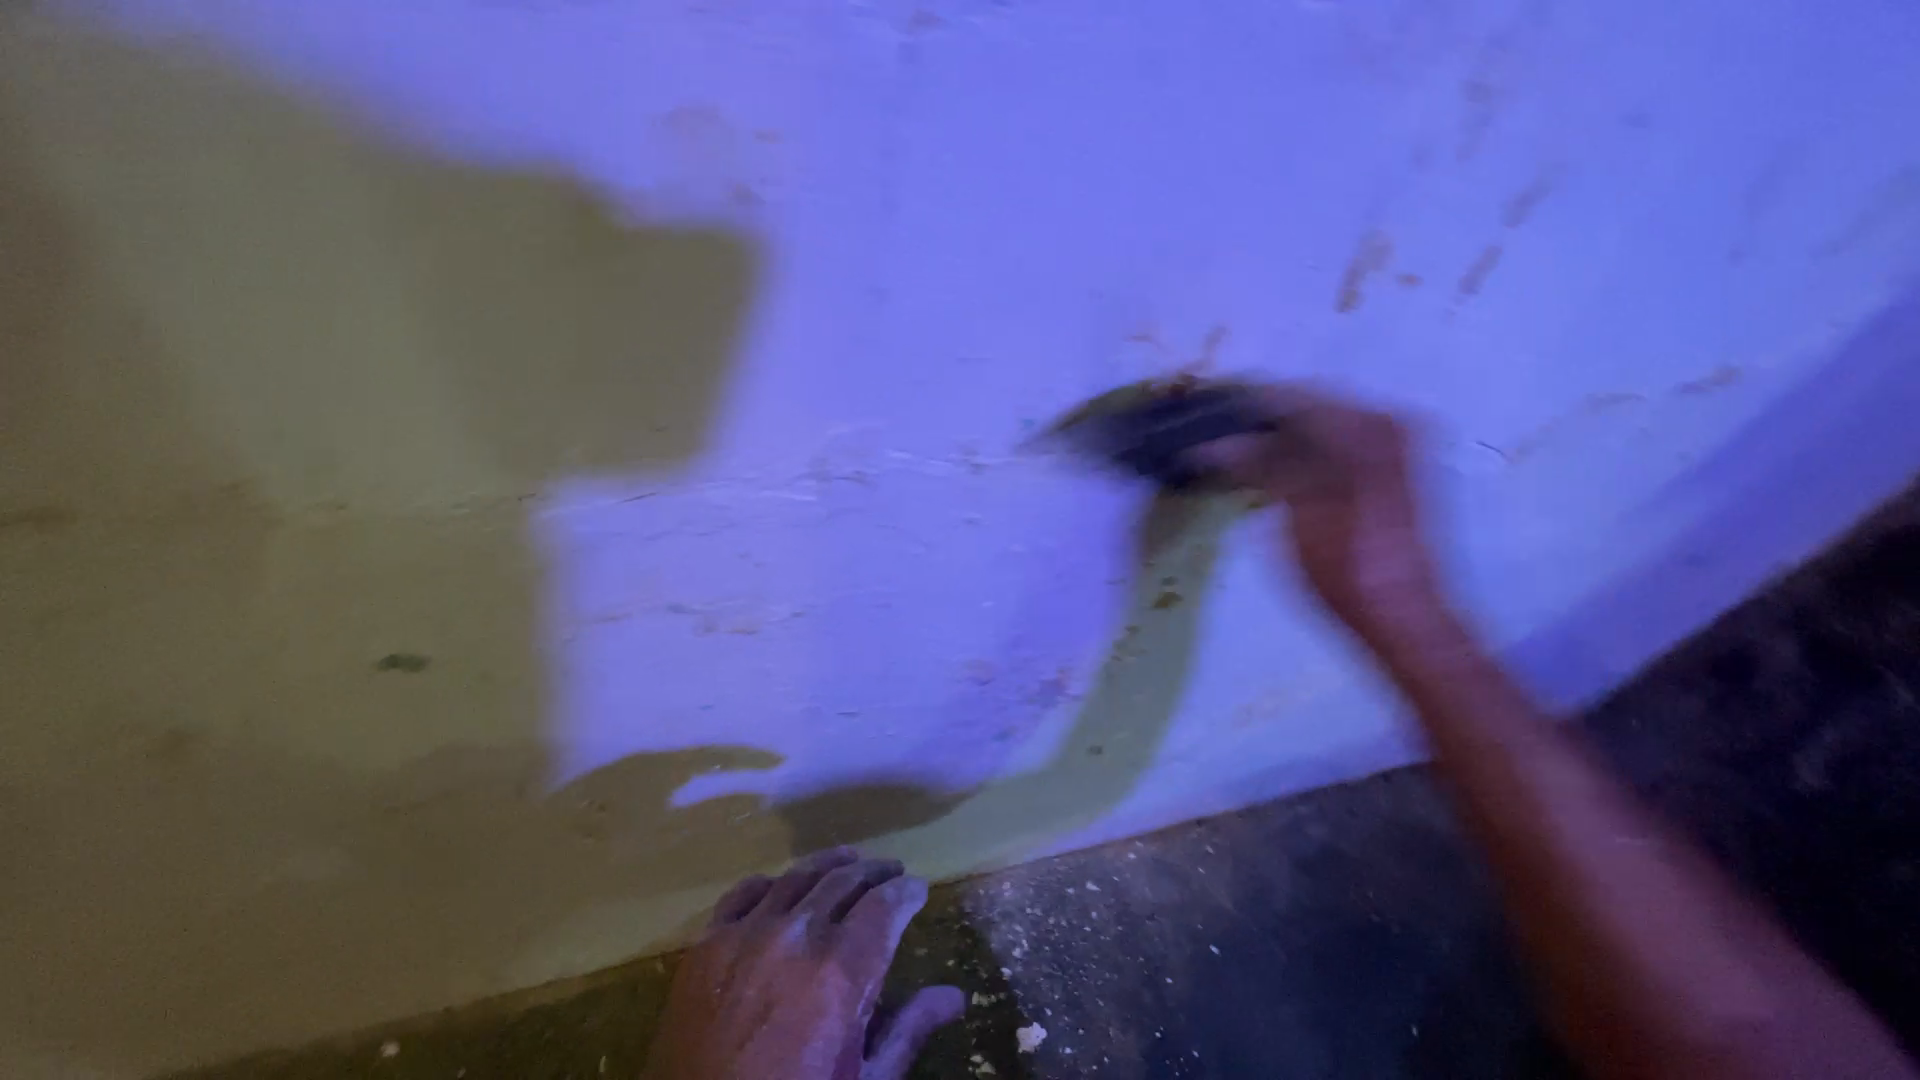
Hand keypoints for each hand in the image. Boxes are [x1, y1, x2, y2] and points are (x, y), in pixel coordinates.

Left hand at [643, 849, 965, 1079]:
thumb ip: (908, 1031)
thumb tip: (955, 996)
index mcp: (841, 972)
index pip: (886, 905)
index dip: (907, 892)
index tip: (918, 891)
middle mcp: (797, 937)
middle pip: (845, 880)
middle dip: (875, 872)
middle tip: (891, 872)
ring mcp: (746, 935)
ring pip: (798, 876)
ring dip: (830, 865)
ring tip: (848, 862)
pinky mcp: (705, 945)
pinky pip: (743, 893)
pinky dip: (771, 883)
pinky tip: (783, 885)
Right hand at [1195, 385, 1443, 636]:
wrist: (1398, 616)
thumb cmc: (1347, 568)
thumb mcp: (1296, 510)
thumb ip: (1259, 463)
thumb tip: (1213, 441)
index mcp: (1369, 425)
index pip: (1290, 396)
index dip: (1240, 404)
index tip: (1196, 412)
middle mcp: (1386, 422)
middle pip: (1304, 405)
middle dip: (1255, 417)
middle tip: (1204, 429)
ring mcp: (1392, 443)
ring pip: (1315, 423)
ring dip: (1272, 434)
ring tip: (1223, 446)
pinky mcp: (1387, 467)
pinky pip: (1330, 441)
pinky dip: (1295, 449)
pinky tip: (1261, 464)